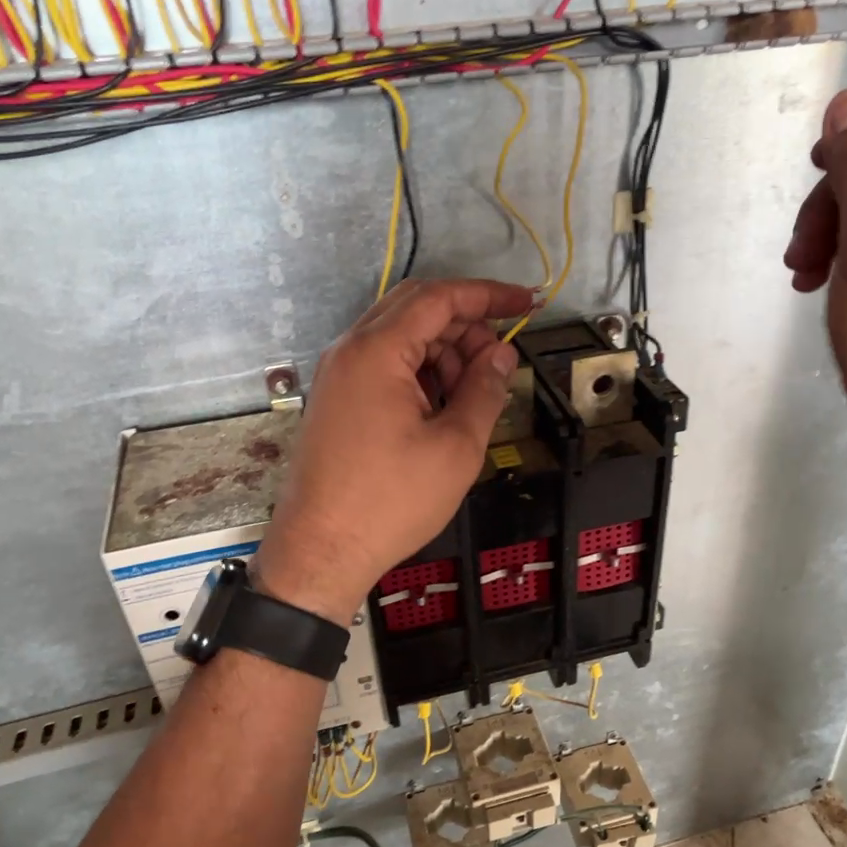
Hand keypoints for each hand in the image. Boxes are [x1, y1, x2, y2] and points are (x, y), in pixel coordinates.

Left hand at [251, 279, 533, 625]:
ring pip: (400, 338)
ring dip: (443, 353)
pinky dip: (418, 373)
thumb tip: (501, 356)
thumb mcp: (455, 447)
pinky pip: (382, 366)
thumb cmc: (389, 502)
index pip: (438, 297)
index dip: (488, 295)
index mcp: (376, 351)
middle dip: (466, 326)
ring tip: (473, 395)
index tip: (526, 302)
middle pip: (416, 310)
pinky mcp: (336, 400)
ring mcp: (337, 375)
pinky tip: (442, 408)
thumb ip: (484, 390)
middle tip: (499, 361)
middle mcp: (349, 351)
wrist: (320, 551)